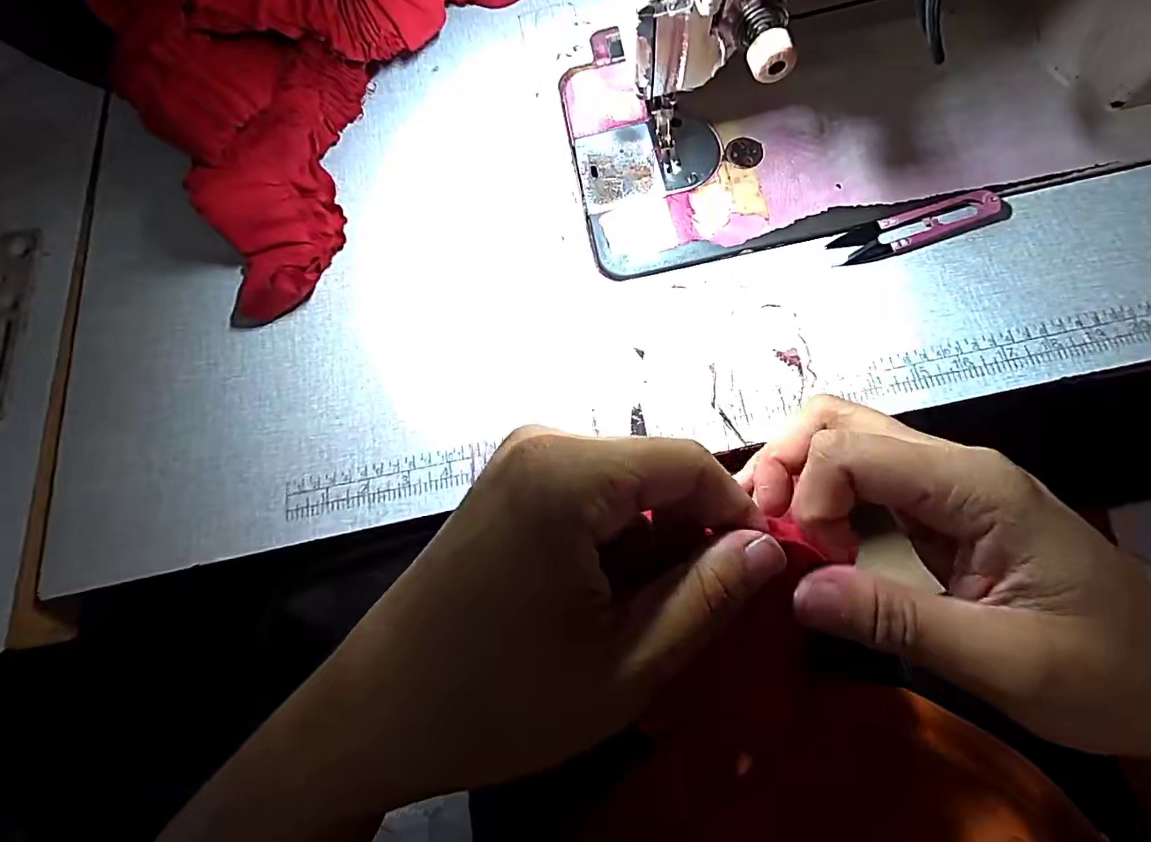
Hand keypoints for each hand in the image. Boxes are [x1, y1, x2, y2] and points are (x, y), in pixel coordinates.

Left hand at [166, 428, 784, 838]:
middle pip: (653, 467)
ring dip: (651, 536)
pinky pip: (586, 487)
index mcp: (567, 473)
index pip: (689, 460)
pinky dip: (612, 531)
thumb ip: (707, 596)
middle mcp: (540, 443)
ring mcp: (518, 457)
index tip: (758, 573)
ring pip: (623, 480)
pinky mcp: (507, 478)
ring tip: (639, 609)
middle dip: (689, 529)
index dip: (736, 513)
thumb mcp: (625, 665)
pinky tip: (597, 589)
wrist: (383, 705)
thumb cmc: (500, 698)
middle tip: (695, 606)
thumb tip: (768, 548)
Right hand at [740, 396, 1150, 758]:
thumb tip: (797, 590)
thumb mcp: (1006, 664)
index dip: (811, 497)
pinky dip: (820, 494)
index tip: (814, 559)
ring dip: (798, 473)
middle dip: (786, 462)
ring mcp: (944, 481)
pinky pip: (859, 476)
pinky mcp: (936, 506)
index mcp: (974, 483)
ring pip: (842, 439)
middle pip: (837, 421)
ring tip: (782, 527)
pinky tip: (814, 533)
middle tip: (767, 523)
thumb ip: (896, 620)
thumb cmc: (1117, 677)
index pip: (851, 450)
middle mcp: (952, 463)